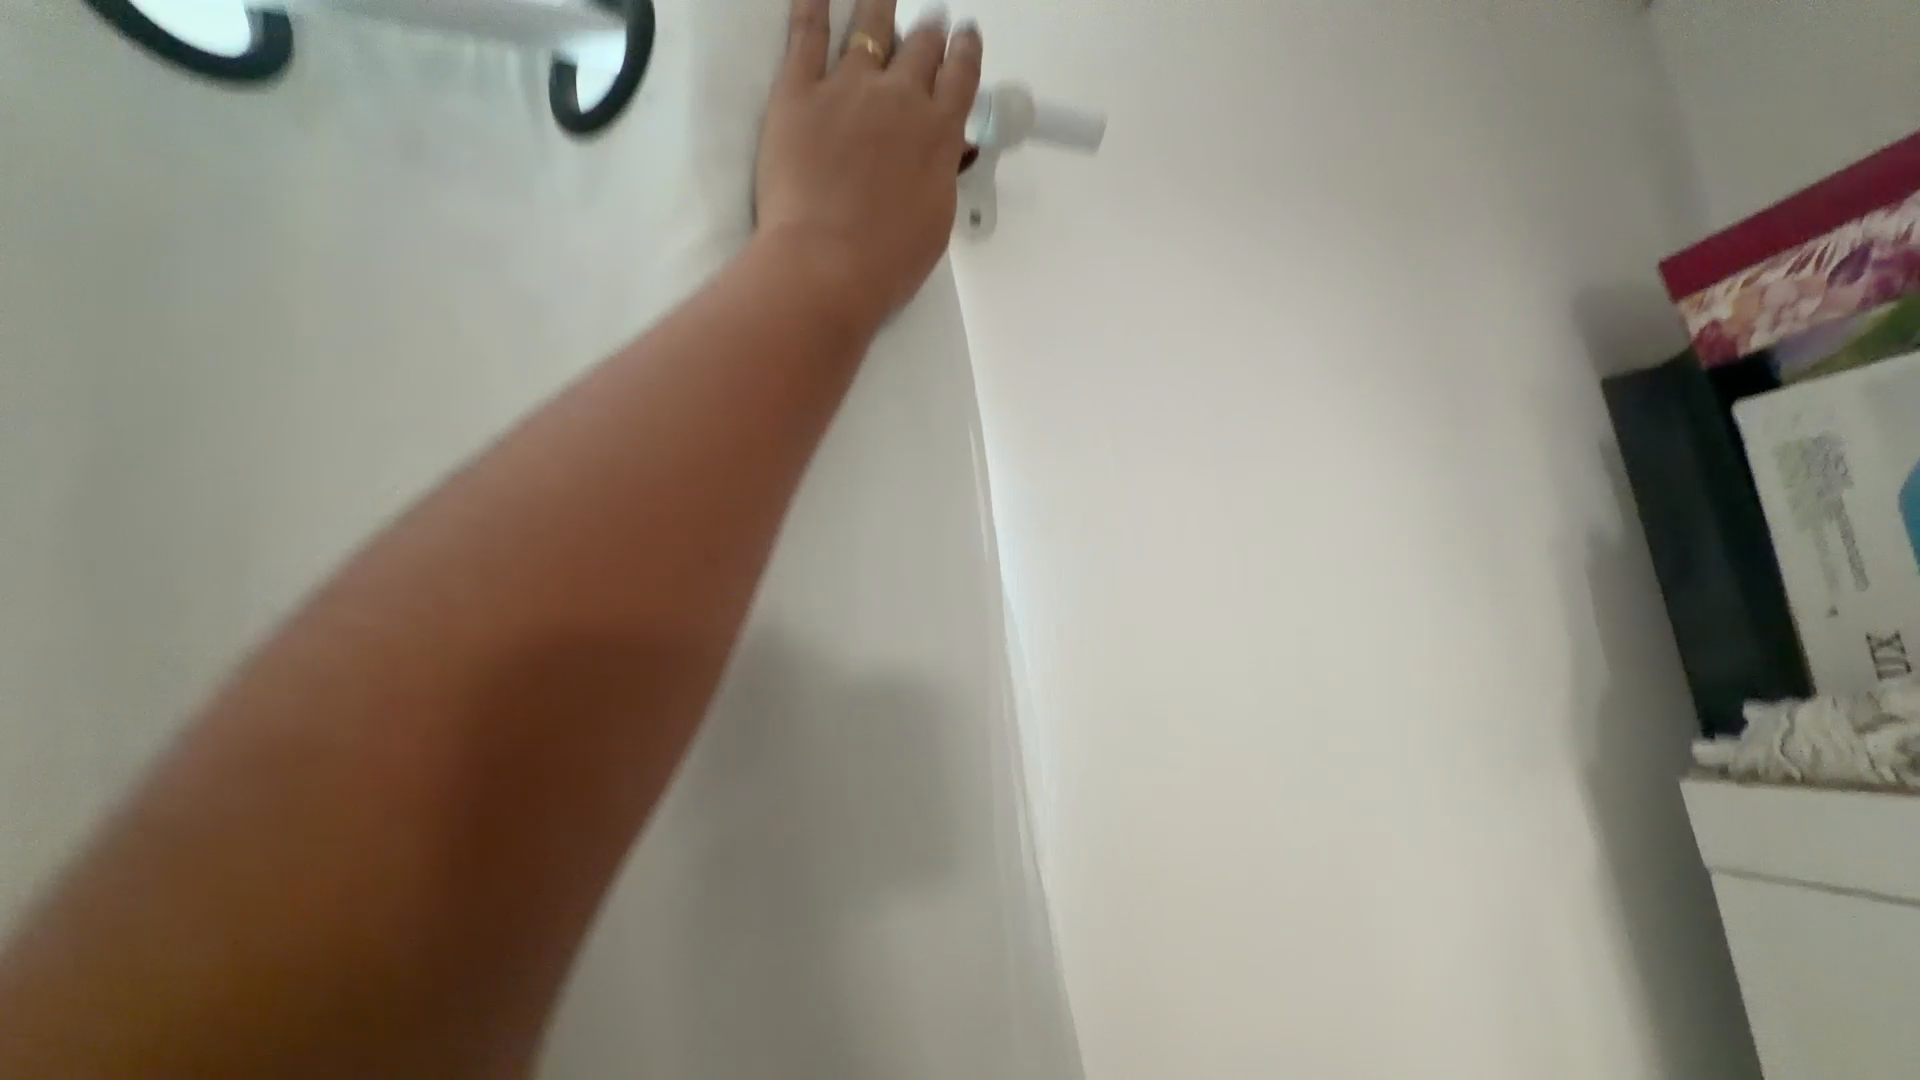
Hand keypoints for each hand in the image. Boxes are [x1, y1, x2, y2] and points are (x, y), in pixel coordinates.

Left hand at [754, 0, 982, 337]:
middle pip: (921, 47)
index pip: (961, 76)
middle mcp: (900, 97)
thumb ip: (940, 174)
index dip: (965, 51)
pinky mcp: (798, 93)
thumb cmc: (888, 260)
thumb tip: (943, 152)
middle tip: (928, 26)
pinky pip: (806, 35)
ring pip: (870, 27)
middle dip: (928, 33)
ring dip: (880, 8)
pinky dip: (813, 8)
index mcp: (939, 132)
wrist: (828, 265)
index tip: (965, 37)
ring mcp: (847, 88)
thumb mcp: (935, 220)